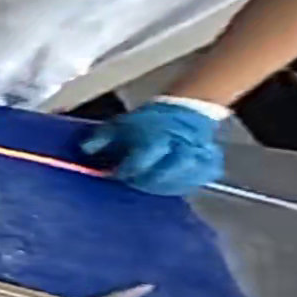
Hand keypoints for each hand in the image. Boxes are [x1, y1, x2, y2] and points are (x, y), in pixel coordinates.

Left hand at [79, 100, 225, 195]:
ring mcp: (200, 153)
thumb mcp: (116, 125)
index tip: (113, 174)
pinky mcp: (210, 160)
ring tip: (145, 184)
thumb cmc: (144, 122)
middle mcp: (182, 145)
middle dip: (144, 181)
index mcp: (158, 135)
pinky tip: (166, 185)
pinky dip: (183, 185)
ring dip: (163, 185)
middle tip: (130, 181)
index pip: (144, 157)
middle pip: (167, 171)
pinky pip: (201, 178)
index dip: (127, 169)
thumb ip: (99, 139)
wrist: (182, 111)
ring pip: (186, 177)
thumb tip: (86, 150)